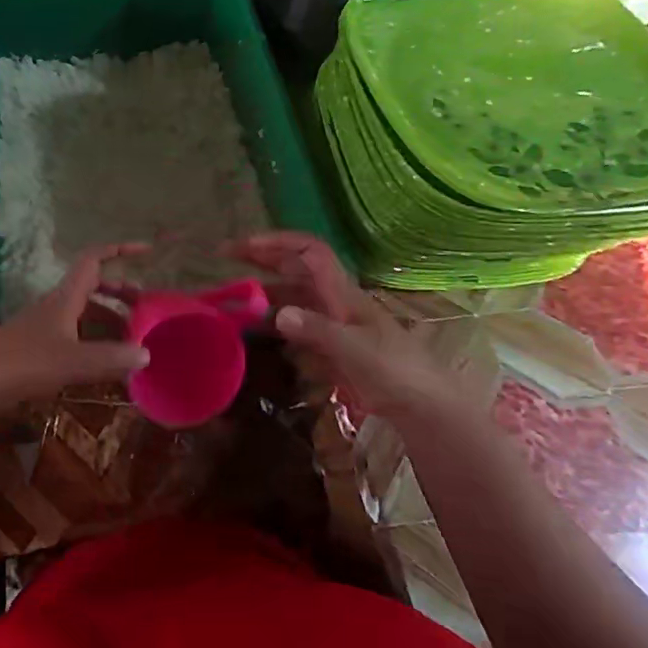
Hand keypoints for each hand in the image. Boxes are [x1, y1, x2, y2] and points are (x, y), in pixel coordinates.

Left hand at [0, 244, 150, 413]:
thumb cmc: (27, 363)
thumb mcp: (75, 362)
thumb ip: (112, 357)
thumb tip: (146, 353)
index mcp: (65, 298)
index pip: (94, 260)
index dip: (120, 251)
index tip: (146, 251)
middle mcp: (55, 305)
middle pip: (92, 287)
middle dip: (121, 294)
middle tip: (144, 310)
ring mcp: (44, 325)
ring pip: (83, 313)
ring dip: (108, 320)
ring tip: (131, 342)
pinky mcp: (36, 345)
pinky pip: (73, 333)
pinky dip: (93, 340)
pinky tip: (103, 363)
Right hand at [226, 232, 455, 422]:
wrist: (423, 405)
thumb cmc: (395, 372)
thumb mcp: (355, 350)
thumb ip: (317, 331)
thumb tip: (277, 314)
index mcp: (341, 292)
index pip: (308, 251)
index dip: (277, 241)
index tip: (244, 246)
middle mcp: (333, 299)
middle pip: (294, 267)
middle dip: (260, 257)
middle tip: (224, 257)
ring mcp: (331, 322)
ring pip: (291, 295)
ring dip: (261, 291)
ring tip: (230, 297)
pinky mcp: (329, 344)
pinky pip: (294, 323)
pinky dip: (272, 320)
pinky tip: (254, 330)